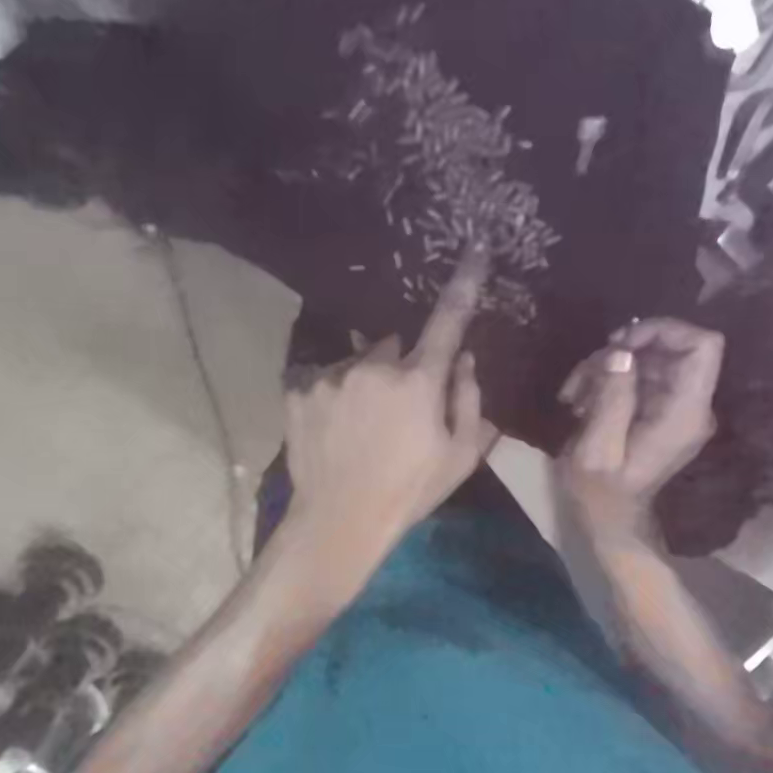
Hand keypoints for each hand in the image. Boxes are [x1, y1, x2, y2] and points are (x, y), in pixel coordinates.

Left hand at [281, 249, 499, 592]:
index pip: (447, 321)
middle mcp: (372, 365)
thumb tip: (465, 358)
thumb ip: (469, 399)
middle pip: (392, 346)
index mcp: (417, 381)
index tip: (474, 251)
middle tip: (399, 411)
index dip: (464, 285)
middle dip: (400, 366)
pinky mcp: (298, 390)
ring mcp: (330, 375)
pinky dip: (333, 392)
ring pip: (356, 360)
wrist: (338, 521)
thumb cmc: (408, 491)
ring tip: (360, 424)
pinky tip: (333, 426)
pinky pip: (324, 376)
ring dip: (363, 378)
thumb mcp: (459, 456)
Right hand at [557, 319, 724, 544]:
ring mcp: (675, 407)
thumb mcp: (597, 449)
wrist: (610, 522)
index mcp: (685, 413)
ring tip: (574, 395)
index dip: (664, 330)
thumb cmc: (601, 493)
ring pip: (647, 360)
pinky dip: (607, 380)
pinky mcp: (658, 410)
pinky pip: (638, 377)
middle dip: (621, 352)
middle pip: (670, 347)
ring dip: (605, 368)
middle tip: (585, 373)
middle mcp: (690, 405)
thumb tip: (620, 353)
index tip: (621, 344)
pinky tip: (580, 401)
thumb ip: (612, 398)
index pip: (704, 345)